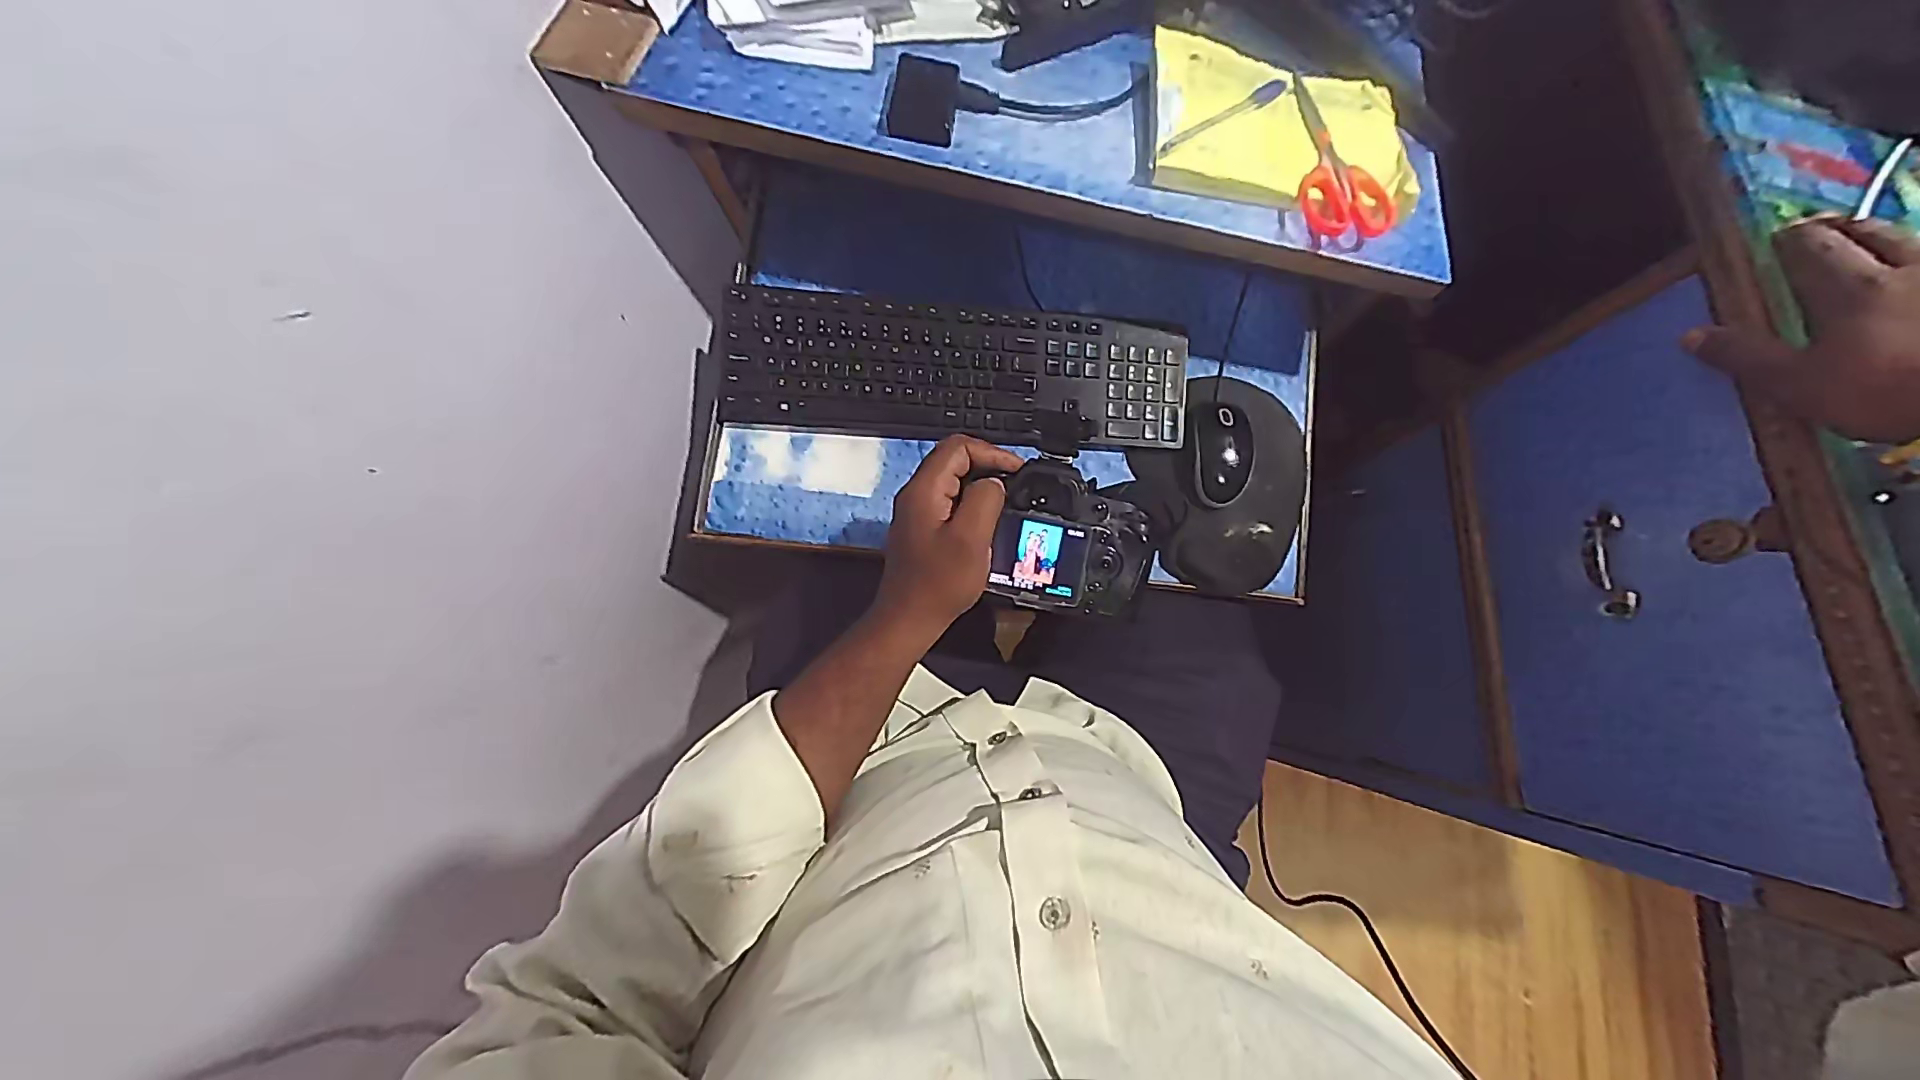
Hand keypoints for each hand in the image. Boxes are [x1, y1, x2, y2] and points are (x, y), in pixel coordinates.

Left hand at [872, 435, 1022, 643]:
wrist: (910, 618)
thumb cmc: (938, 584)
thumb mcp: (971, 538)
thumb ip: (985, 500)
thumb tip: (995, 483)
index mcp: (924, 491)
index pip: (958, 447)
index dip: (992, 453)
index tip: (1016, 470)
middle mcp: (916, 495)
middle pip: (954, 460)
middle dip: (988, 466)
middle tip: (1016, 483)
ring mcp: (917, 512)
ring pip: (953, 481)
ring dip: (981, 486)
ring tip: (1007, 500)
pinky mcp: (922, 528)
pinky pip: (950, 502)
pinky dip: (972, 503)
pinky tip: (988, 520)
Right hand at [1683, 216, 1919, 442]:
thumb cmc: (1885, 392)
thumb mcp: (1797, 384)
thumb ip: (1746, 356)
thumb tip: (1691, 335)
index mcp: (1854, 289)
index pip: (1812, 249)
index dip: (1790, 241)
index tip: (1775, 238)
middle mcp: (1912, 268)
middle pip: (1873, 233)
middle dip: (1843, 229)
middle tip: (1823, 230)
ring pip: (1917, 242)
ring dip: (1890, 240)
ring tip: (1874, 247)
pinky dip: (1917, 261)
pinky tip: (1909, 278)